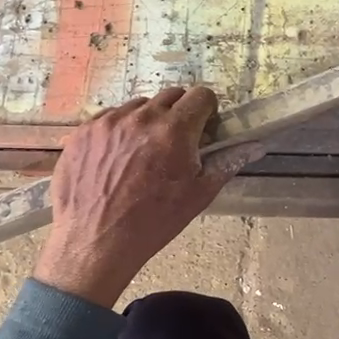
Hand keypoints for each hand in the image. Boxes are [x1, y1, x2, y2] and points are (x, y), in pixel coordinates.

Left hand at [34, 86, 262, 307]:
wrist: (94, 243)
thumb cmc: (154, 221)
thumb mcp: (199, 194)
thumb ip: (228, 162)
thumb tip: (256, 146)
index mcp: (175, 130)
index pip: (201, 95)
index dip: (207, 110)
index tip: (204, 128)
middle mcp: (141, 117)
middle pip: (171, 95)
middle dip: (179, 113)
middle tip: (176, 142)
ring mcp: (107, 122)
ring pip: (138, 106)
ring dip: (148, 120)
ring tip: (143, 152)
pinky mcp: (82, 132)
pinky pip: (109, 118)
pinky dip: (119, 131)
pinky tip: (117, 159)